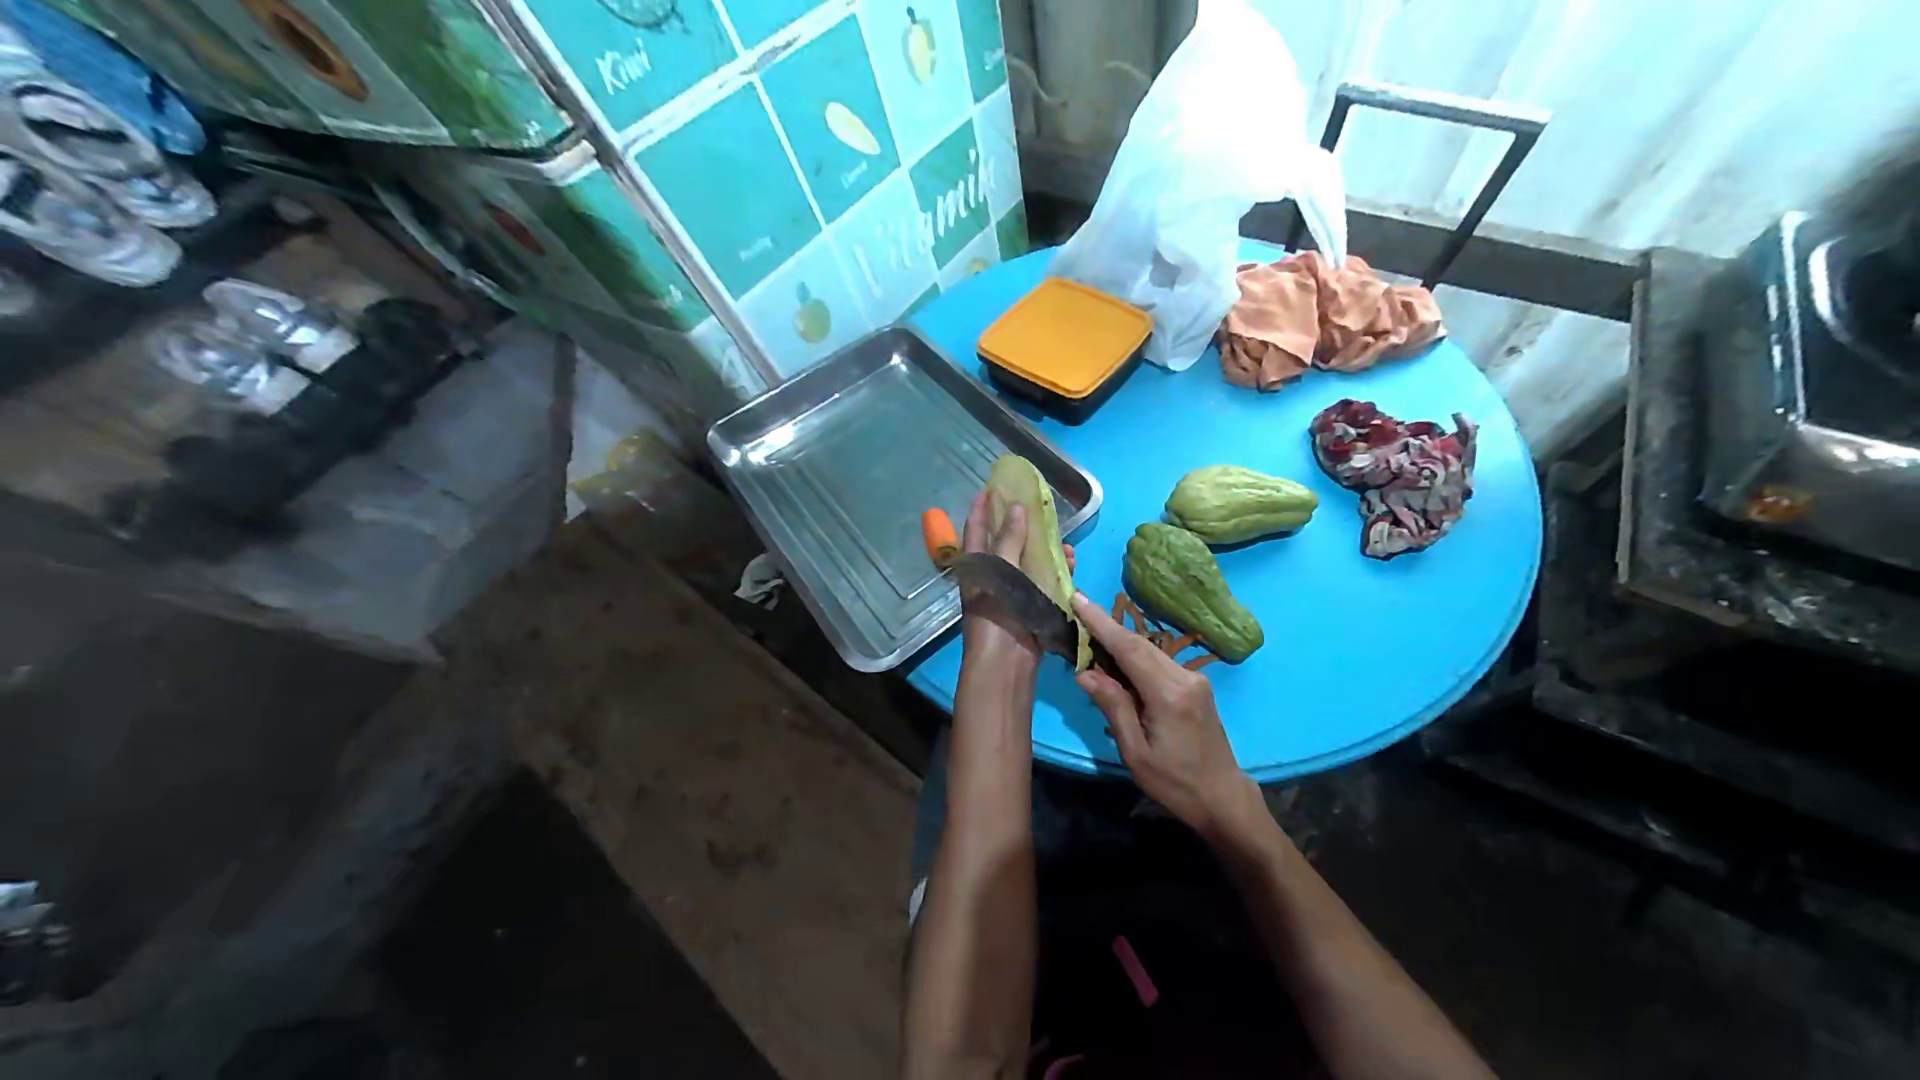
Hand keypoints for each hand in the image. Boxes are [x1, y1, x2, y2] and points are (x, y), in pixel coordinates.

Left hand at [958, 489, 1073, 670]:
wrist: (1005, 662)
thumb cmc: (995, 612)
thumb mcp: (1000, 570)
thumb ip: (1009, 539)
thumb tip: (1016, 506)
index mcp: (977, 566)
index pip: (976, 529)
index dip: (981, 507)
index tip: (991, 486)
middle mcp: (994, 576)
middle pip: (1009, 543)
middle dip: (1025, 526)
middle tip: (1041, 508)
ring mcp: (1014, 592)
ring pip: (1031, 562)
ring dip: (1047, 550)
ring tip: (1065, 542)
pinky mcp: (1033, 606)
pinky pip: (1046, 582)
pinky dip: (1059, 572)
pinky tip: (1071, 563)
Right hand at [1070, 593, 1263, 838]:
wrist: (1223, 797)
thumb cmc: (1175, 783)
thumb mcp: (1135, 752)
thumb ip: (1113, 707)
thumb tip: (1085, 673)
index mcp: (1169, 695)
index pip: (1129, 649)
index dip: (1101, 623)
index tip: (1078, 599)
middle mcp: (1185, 678)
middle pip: (1139, 644)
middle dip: (1107, 627)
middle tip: (1076, 612)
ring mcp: (1194, 680)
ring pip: (1149, 651)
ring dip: (1120, 642)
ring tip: (1089, 636)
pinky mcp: (1195, 685)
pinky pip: (1158, 662)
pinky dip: (1134, 657)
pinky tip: (1117, 663)